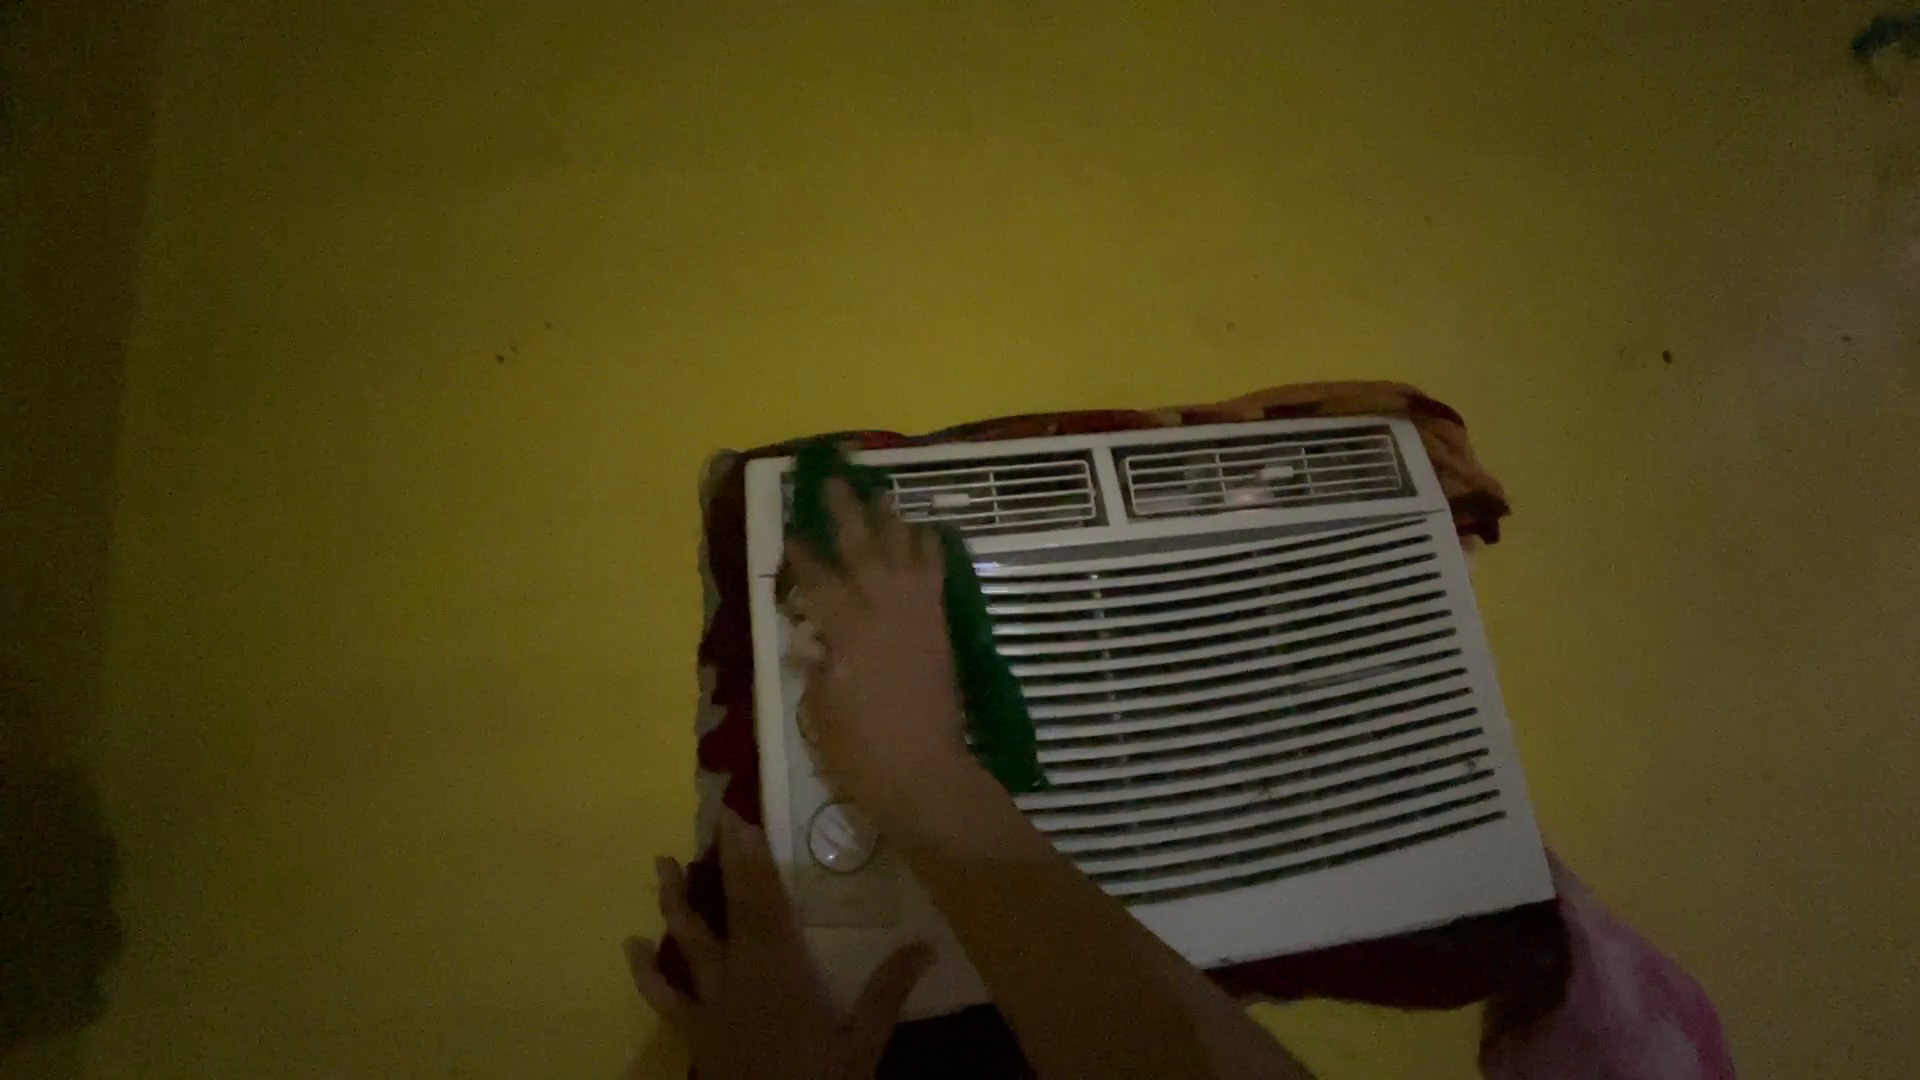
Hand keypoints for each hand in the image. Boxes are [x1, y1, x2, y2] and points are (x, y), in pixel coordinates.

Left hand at [624, 810, 933, 1079]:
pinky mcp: (695, 1031)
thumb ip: (889, 991)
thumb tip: (928, 944)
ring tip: (662, 865)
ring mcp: (712, 1003)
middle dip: (725, 861)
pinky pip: (665, 999)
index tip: (742, 820)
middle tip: (717, 817)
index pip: (766, 902)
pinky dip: (646, 973)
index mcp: (781, 970)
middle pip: (731, 908)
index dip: (753, 859)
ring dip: (676, 902)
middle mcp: (741, 976)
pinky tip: (631, 947)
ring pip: (689, 943)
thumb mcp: (863, 1045)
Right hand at [786, 481, 972, 824]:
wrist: (925, 771)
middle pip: (862, 548)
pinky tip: (924, 532)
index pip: (817, 579)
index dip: (801, 554)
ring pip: (904, 551)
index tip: (790, 531)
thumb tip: (812, 635)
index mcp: (847, 629)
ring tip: (880, 492)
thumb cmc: (862, 749)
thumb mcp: (820, 707)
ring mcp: (917, 613)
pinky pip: (936, 574)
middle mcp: (883, 608)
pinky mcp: (940, 624)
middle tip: (832, 481)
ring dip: (891, 520)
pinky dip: (930, 549)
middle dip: (844, 512)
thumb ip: (816, 663)